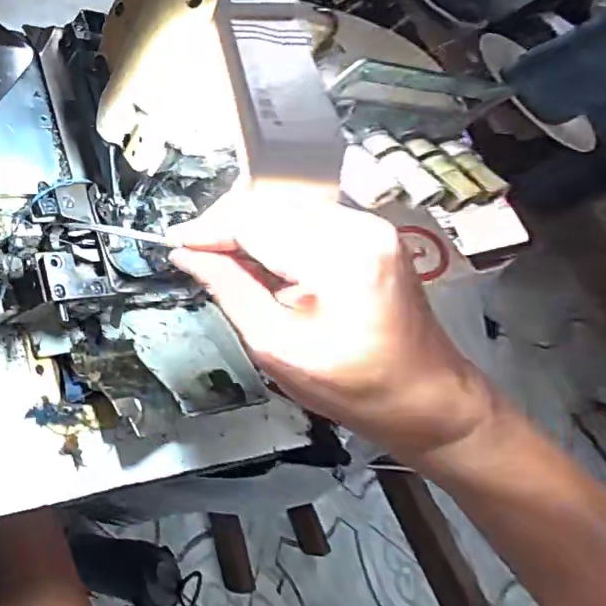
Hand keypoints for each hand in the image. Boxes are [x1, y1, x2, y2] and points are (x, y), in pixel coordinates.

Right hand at [168, 183, 498, 463]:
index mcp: (341, 257)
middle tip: (193, 256)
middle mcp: (358, 227)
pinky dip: (269, 234)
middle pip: (265, 204)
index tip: (175, 244)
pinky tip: (256, 261)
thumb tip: (188, 256)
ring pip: (279, 206)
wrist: (430, 400)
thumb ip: (229, 291)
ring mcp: (367, 226)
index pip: (253, 220)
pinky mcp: (367, 232)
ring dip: (243, 229)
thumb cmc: (360, 388)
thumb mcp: (277, 347)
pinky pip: (300, 218)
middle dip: (222, 226)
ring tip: (220, 262)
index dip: (206, 230)